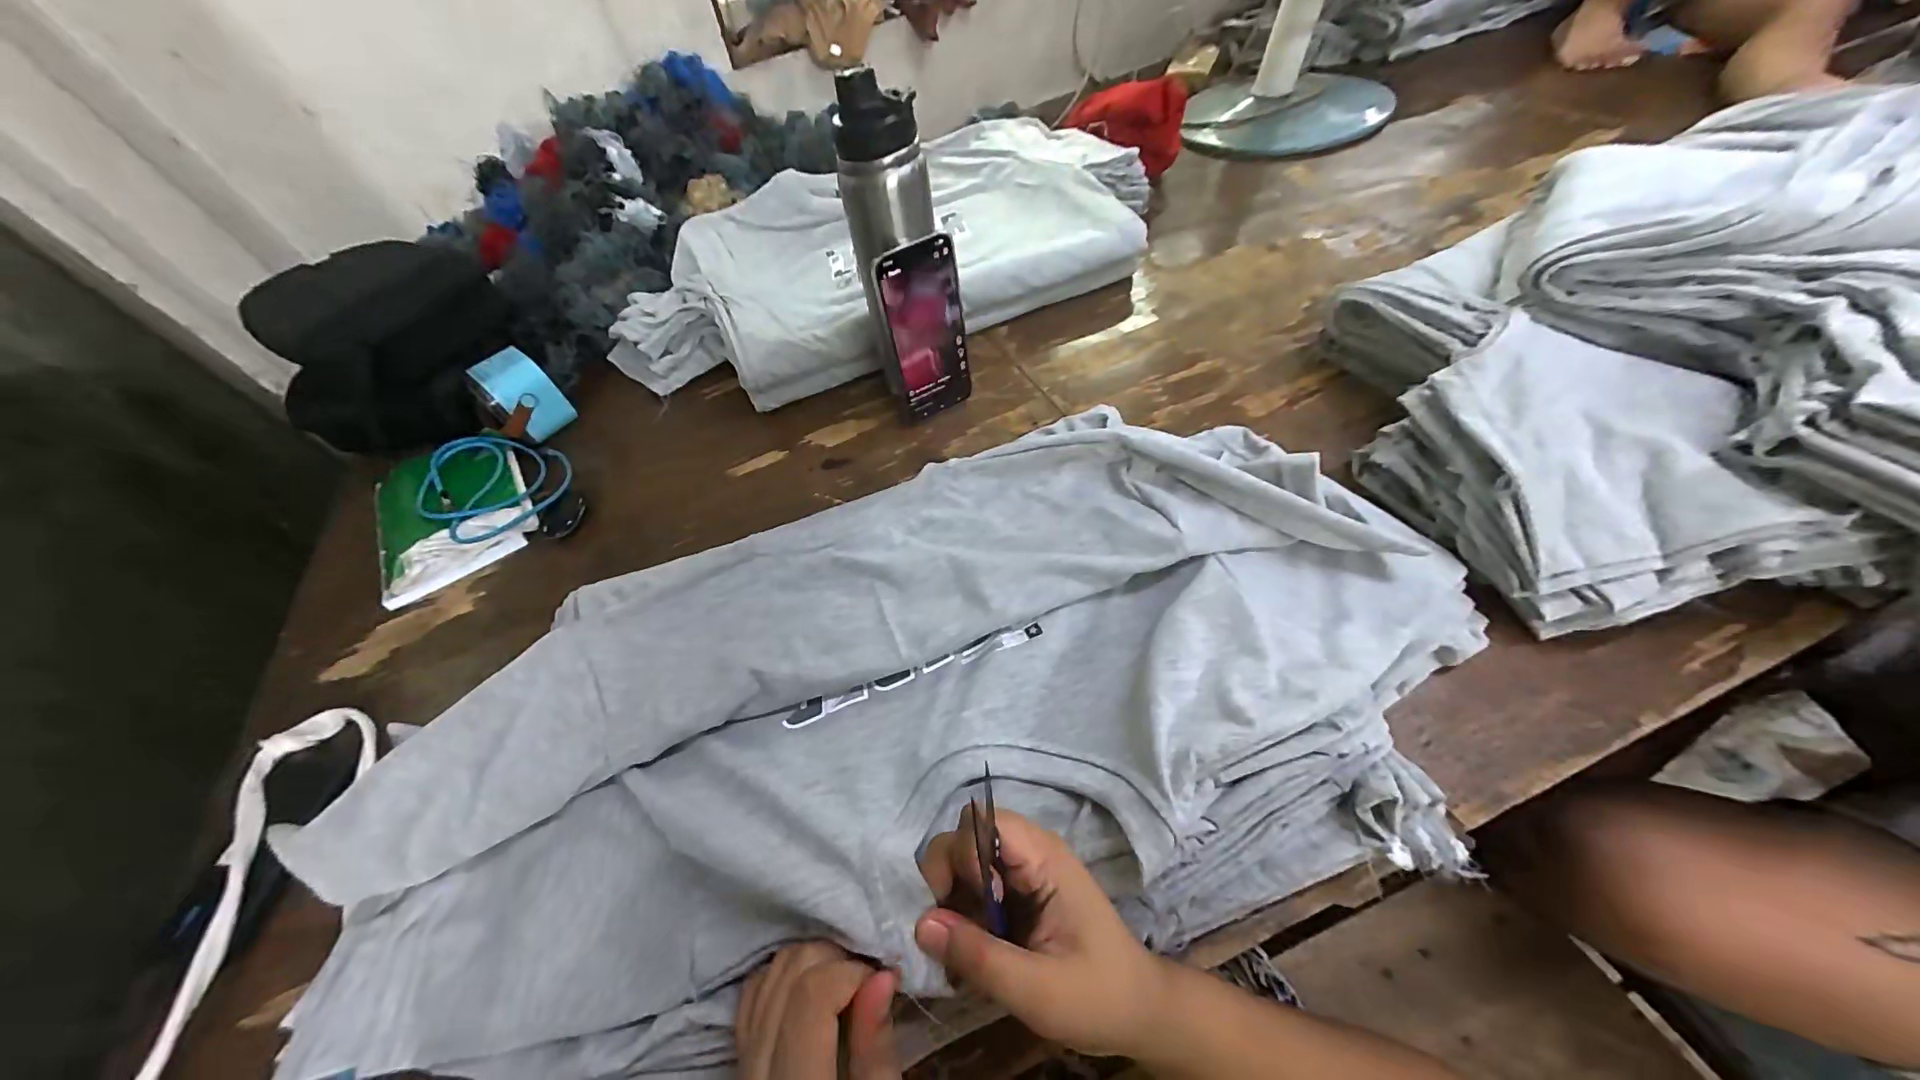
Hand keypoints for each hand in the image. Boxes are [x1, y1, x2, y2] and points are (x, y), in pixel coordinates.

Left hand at [735, 942, 900, 1079]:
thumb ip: (877, 1049)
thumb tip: (882, 976)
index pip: (812, 994)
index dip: (853, 972)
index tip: (885, 981)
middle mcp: (757, 1072)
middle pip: (789, 973)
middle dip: (836, 960)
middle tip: (869, 982)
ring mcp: (742, 1064)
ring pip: (769, 974)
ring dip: (812, 961)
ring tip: (845, 984)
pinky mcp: (739, 1060)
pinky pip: (753, 994)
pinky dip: (784, 977)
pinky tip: (813, 991)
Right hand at [915, 807, 1172, 1056]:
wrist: (1138, 1013)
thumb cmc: (1097, 997)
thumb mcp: (1038, 990)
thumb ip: (979, 956)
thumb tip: (920, 922)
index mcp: (1043, 857)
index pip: (983, 821)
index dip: (963, 854)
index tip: (968, 904)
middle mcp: (1028, 854)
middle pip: (965, 838)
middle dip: (948, 880)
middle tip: (957, 932)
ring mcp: (1021, 874)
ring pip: (963, 865)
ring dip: (952, 904)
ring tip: (963, 953)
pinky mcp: (1016, 896)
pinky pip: (973, 890)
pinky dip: (962, 917)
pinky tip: (971, 955)